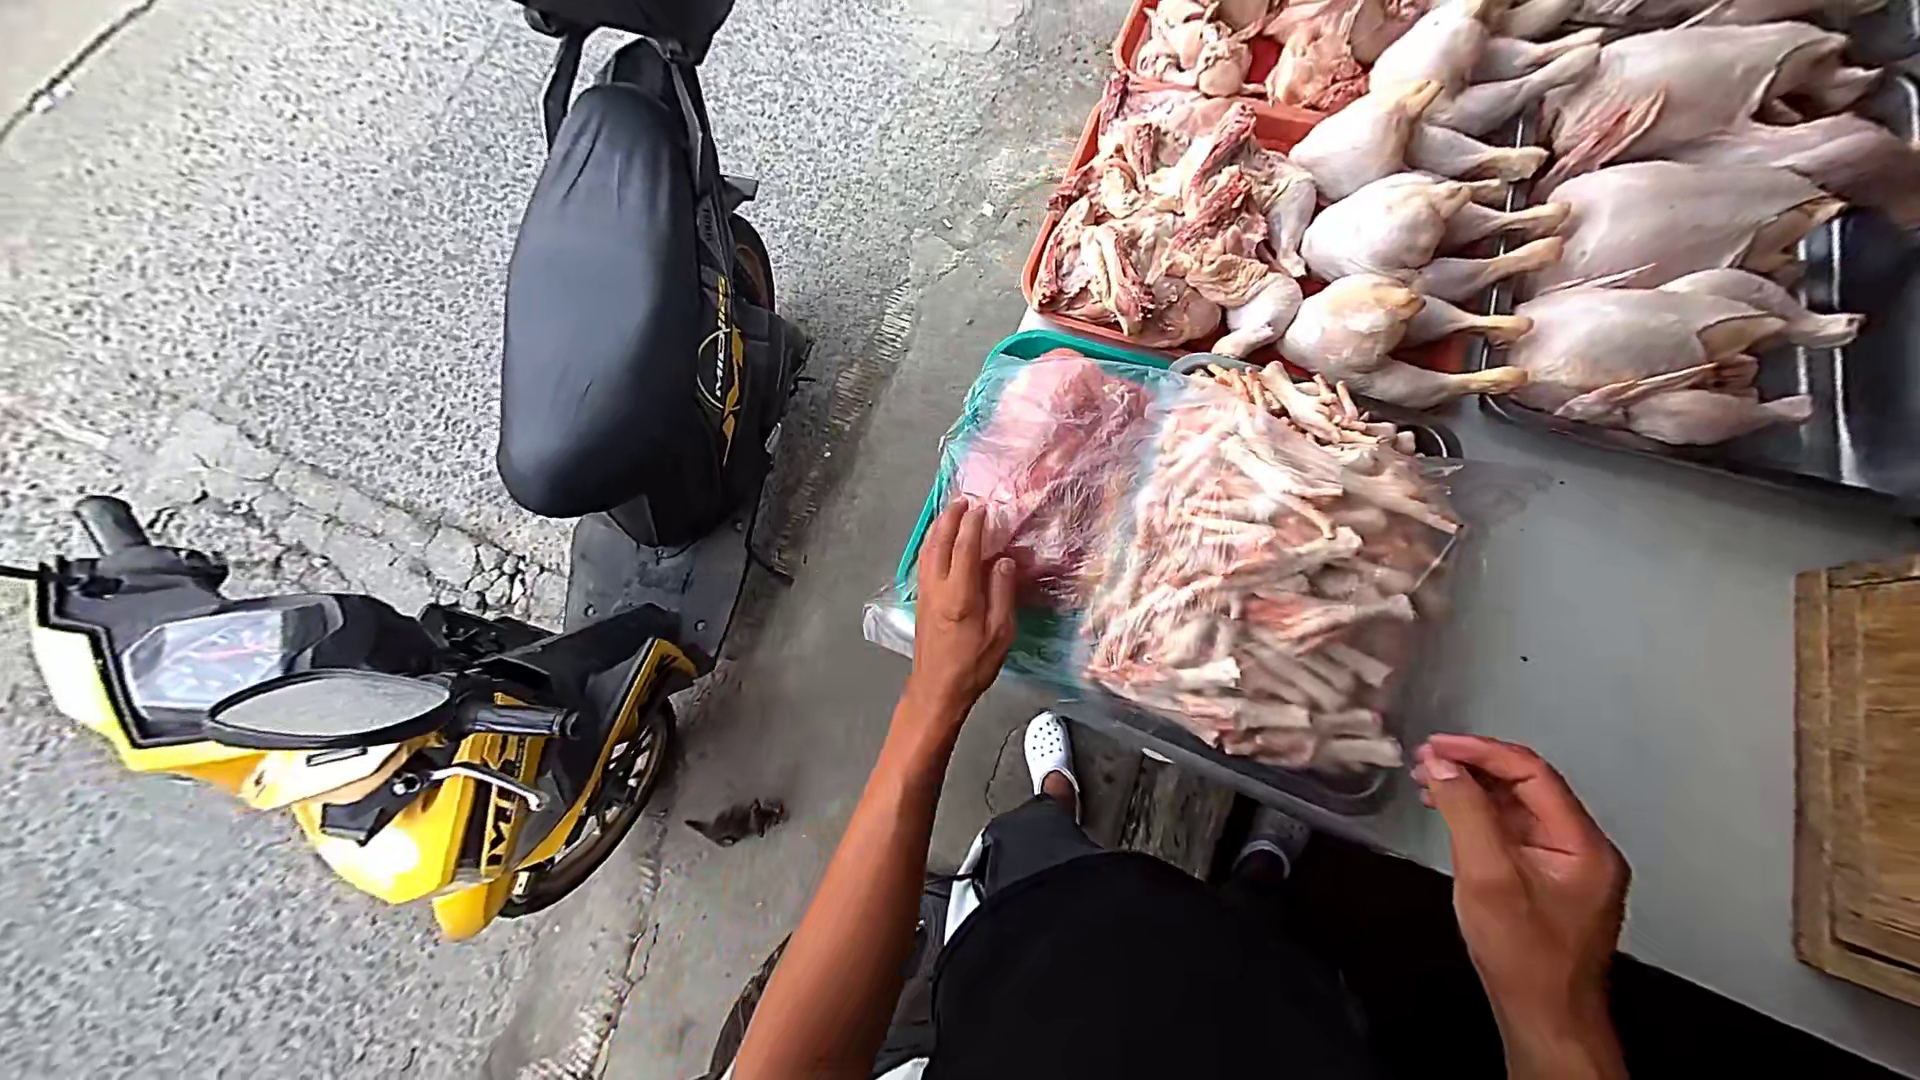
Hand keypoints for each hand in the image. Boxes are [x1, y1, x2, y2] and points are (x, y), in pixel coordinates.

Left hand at [905, 497, 1015, 725]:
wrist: (936, 689)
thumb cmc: (973, 664)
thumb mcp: (1000, 632)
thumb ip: (1002, 592)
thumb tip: (1004, 561)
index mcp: (959, 593)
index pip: (964, 547)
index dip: (973, 524)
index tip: (983, 508)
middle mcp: (937, 586)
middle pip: (939, 542)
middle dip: (950, 518)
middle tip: (962, 500)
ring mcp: (924, 593)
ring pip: (927, 550)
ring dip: (937, 528)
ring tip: (949, 514)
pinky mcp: (920, 601)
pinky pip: (924, 562)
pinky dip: (931, 544)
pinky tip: (938, 543)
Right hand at [1414, 734, 1628, 1077]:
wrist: (1542, 1013)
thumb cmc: (1522, 951)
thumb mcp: (1487, 874)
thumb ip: (1465, 812)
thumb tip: (1439, 763)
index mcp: (1582, 844)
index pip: (1533, 773)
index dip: (1481, 752)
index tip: (1435, 746)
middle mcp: (1580, 846)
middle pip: (1525, 782)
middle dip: (1472, 764)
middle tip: (1424, 758)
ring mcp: (1562, 859)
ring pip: (1513, 799)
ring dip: (1468, 782)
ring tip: (1425, 777)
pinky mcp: (1541, 870)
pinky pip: (1506, 821)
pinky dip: (1472, 806)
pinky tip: (1445, 805)